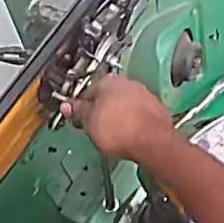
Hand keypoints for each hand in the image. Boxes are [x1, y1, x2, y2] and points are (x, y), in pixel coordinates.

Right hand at [63, 73, 177, 161]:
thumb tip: (68, 106)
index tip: (79, 119)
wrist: (152, 141)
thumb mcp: (89, 123)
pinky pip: (137, 116)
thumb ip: (77, 112)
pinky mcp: (155, 110)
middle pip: (106, 97)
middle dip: (101, 112)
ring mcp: (143, 95)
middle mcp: (126, 83)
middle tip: (95, 130)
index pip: (86, 92)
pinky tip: (128, 136)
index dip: (81, 108)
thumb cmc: (121, 130)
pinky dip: (132, 124)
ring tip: (113, 136)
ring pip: (123, 106)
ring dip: (117, 118)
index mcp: (106, 81)